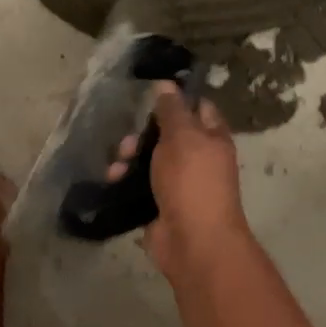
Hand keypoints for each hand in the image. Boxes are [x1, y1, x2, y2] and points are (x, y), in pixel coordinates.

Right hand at [108, 81, 248, 272]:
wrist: (193, 242)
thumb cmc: (192, 180)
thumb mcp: (181, 135)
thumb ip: (172, 109)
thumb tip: (167, 84)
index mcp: (212, 137)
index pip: (198, 106)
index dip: (177, 97)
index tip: (151, 90)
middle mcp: (198, 157)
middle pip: (168, 134)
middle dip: (144, 133)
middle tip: (128, 138)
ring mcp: (180, 183)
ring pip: (151, 159)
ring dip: (130, 157)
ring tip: (118, 163)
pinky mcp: (161, 204)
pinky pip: (140, 184)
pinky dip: (126, 180)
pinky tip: (112, 179)